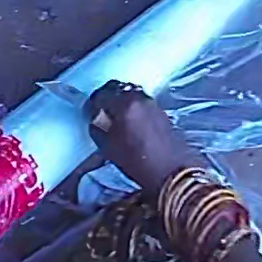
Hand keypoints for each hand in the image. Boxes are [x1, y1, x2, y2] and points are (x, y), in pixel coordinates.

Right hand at [86, 80, 205, 192]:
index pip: (102, 94)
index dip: (93, 104)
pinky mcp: (162, 112)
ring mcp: (153, 104)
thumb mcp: (109, 148)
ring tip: (115, 119)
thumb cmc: (137, 162)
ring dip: (121, 102)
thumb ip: (97, 128)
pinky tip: (131, 123)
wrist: (173, 172)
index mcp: (124, 104)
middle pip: (118, 89)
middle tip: (100, 112)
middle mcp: (140, 98)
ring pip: (131, 95)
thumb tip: (95, 119)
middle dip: (107, 98)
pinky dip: (133, 108)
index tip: (89, 113)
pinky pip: (142, 103)